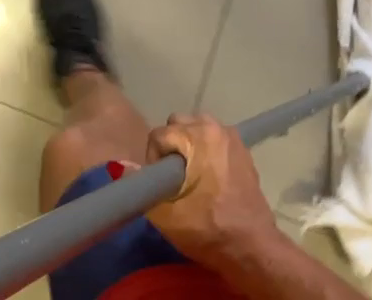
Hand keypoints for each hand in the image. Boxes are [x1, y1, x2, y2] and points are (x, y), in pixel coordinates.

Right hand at [140, 113, 280, 263]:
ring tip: (190, 174)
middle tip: (173, 177)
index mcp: (196, 137)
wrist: (252, 248)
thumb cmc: (207, 229)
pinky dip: (206, 149)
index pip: (159, 134)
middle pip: (178, 124)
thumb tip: (119, 164)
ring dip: (189, 144)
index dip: (153, 159)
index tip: (161, 184)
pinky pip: (215, 138)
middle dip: (171, 146)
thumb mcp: (167, 213)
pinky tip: (208, 176)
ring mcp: (232, 137)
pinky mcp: (243, 149)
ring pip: (197, 127)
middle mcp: (215, 127)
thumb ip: (141, 184)